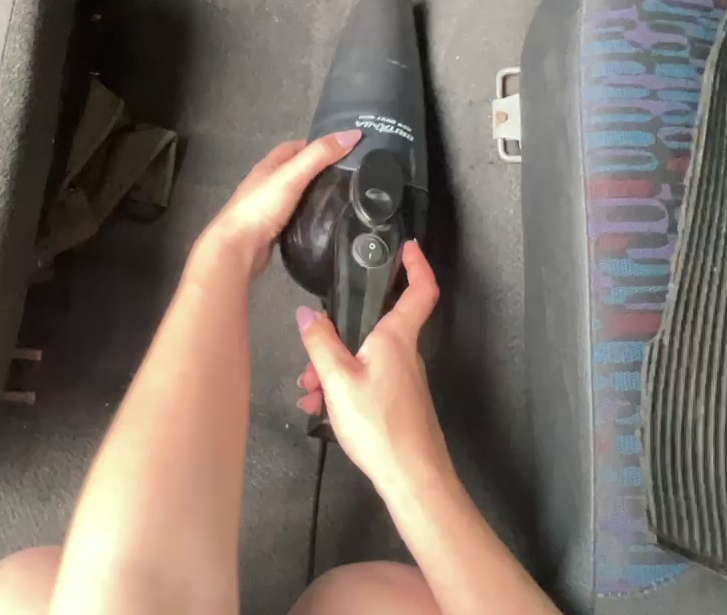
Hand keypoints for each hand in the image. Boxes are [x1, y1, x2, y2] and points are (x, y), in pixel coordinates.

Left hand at [194, 130, 361, 277]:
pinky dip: (312, 214)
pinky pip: (298, 215)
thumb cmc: (262, 206)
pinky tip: (327, 220)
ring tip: (345, 197)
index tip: (346, 150)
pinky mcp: (275, 228)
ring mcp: (270, 206)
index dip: (320, 145)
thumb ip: (319, 155)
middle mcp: (269, 182)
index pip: (298, 147)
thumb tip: (353, 134)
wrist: (237, 247)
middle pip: (299, 170)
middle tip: (351, 176)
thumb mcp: (293, 175)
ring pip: (299, 194)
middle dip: (322, 170)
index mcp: (270, 165)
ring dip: (318, 193)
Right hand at [294, 240, 449, 496]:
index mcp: (396, 337)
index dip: (417, 264)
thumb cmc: (379, 424)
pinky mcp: (399, 401)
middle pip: (374, 326)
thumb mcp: (338, 380)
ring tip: (307, 391)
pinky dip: (342, 386)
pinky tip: (318, 409)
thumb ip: (320, 342)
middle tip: (310, 353)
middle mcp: (404, 352)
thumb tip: (305, 313)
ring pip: (364, 356)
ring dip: (333, 366)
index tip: (407, 245)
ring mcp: (403, 378)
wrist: (414, 482)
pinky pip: (366, 379)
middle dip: (339, 331)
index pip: (421, 290)